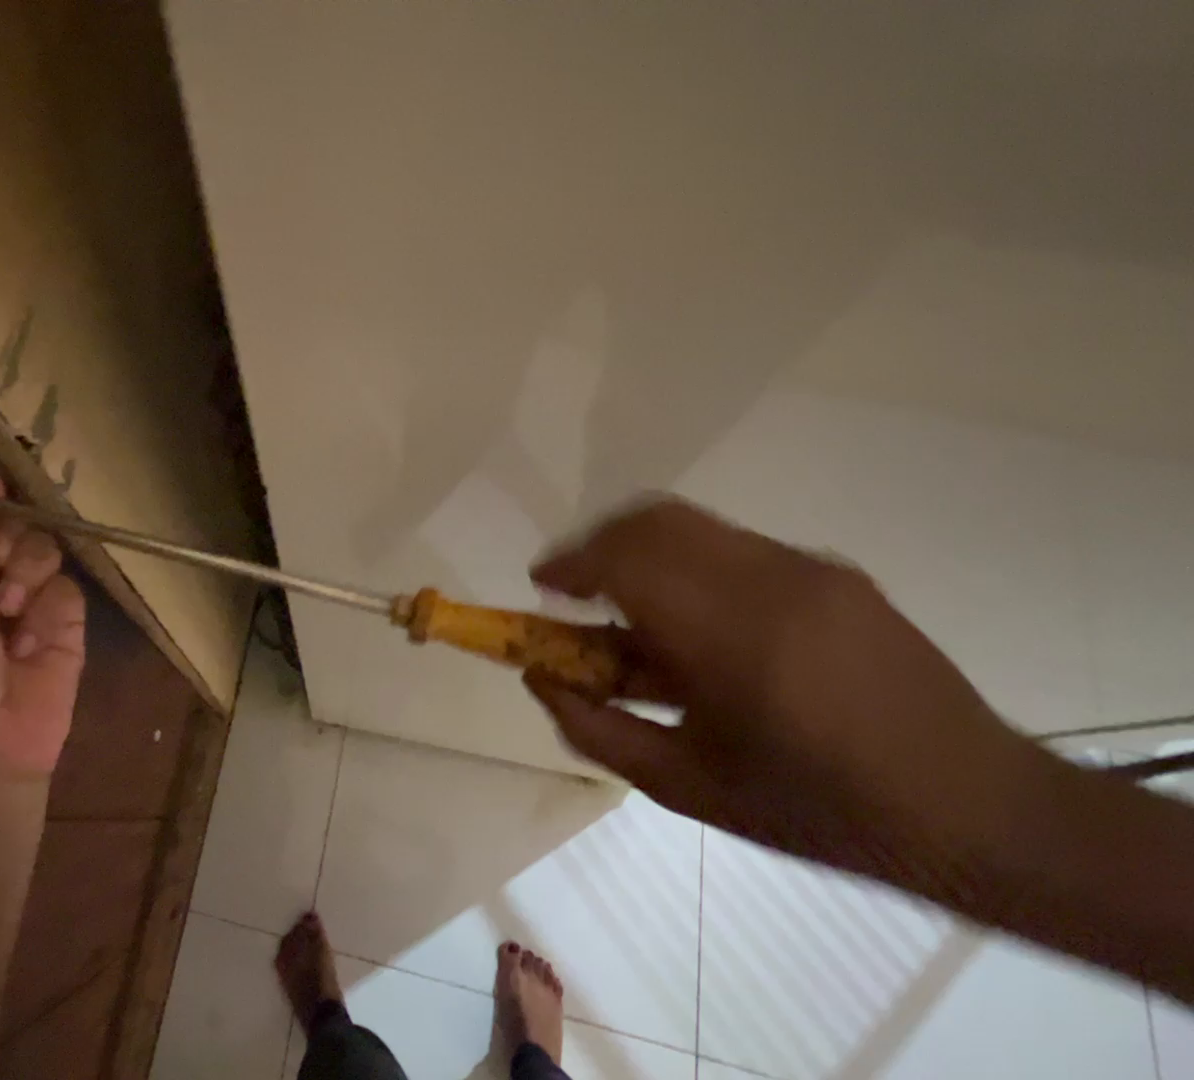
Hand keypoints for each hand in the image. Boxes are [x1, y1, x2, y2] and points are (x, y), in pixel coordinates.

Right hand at [525, 498, 1058, 905]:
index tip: (542, 586)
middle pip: (655, 521)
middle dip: (599, 545)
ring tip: (632, 614)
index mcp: (729, 636)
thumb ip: (595, 728)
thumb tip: (536, 677)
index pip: (625, 558)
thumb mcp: (683, 786)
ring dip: (645, 555)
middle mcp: (770, 580)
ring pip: (696, 528)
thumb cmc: (814, 809)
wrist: (975, 810)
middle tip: (575, 591)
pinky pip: (737, 549)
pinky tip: (700, 629)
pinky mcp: (838, 575)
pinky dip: (690, 567)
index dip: (570, 563)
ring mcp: (810, 570)